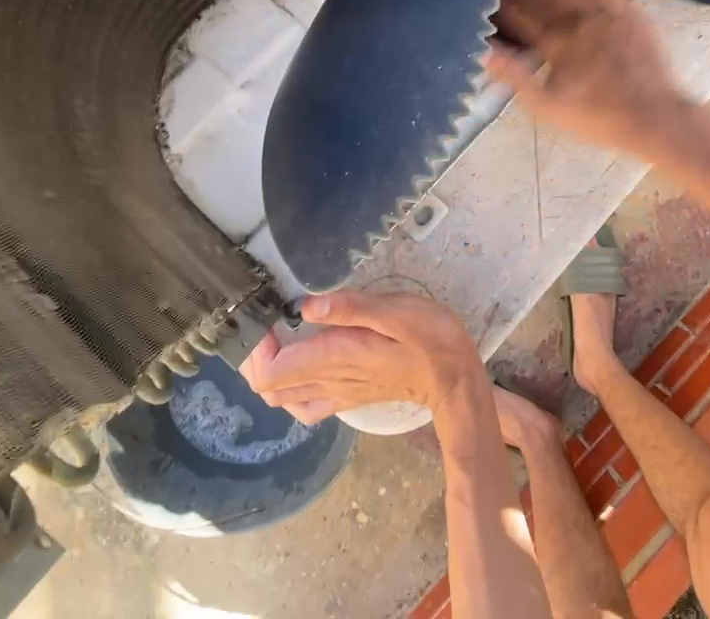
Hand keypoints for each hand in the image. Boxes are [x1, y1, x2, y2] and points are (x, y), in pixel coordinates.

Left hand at [239, 291, 482, 424]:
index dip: (254, 347)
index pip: (270, 372)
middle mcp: (328, 382)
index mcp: (334, 359)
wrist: (455, 379)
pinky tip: (303, 365)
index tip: (266, 315)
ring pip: (282, 399)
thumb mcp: (396, 311)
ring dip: (270, 372)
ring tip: (279, 340)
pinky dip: (292, 388)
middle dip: (255, 357)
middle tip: (268, 323)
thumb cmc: (430, 338)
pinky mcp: (348, 398)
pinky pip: (305, 406)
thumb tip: (305, 304)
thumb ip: (350, 308)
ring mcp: (338, 395)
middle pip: (268, 388)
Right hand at [484, 0, 694, 157]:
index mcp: (557, 42)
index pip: (522, 14)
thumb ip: (514, 77)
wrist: (654, 118)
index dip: (505, 2)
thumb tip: (484, 53)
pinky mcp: (632, 14)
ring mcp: (608, 14)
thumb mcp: (548, 107)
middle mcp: (580, 20)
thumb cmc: (598, 117)